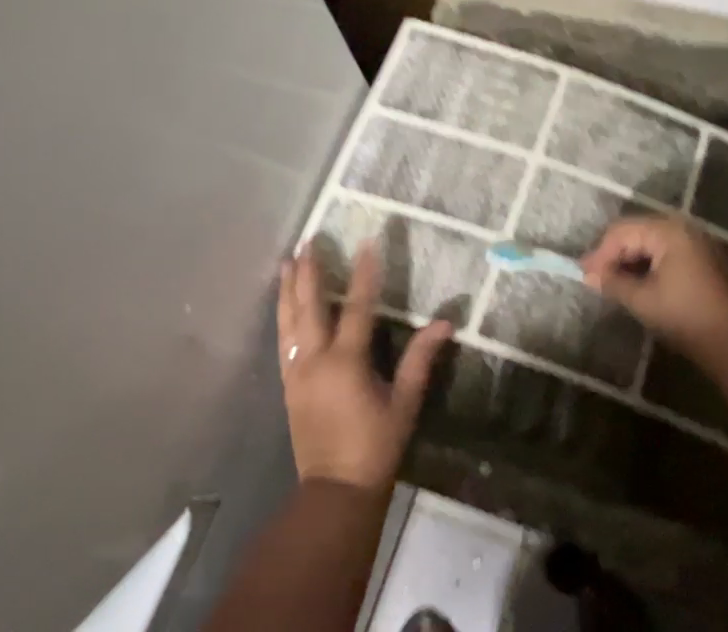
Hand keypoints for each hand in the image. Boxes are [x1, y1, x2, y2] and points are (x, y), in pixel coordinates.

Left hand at [276, 246, 452, 490]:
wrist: (335, 488)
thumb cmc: (376, 445)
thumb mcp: (404, 402)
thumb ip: (421, 360)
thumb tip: (445, 323)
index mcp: (346, 362)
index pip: (356, 307)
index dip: (363, 274)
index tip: (366, 242)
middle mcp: (315, 360)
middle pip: (310, 306)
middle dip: (310, 271)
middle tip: (309, 240)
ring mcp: (296, 372)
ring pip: (288, 321)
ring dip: (289, 289)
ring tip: (287, 261)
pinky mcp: (287, 385)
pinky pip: (282, 342)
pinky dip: (282, 317)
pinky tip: (283, 306)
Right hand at [580, 216, 727, 356]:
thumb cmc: (684, 315)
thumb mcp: (641, 299)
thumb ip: (612, 282)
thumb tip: (588, 275)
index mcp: (668, 230)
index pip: (621, 231)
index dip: (600, 253)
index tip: (583, 275)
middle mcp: (683, 227)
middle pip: (636, 231)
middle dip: (613, 254)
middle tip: (594, 278)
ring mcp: (696, 242)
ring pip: (650, 242)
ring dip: (629, 259)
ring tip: (612, 282)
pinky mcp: (702, 258)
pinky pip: (666, 251)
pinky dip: (647, 264)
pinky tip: (636, 282)